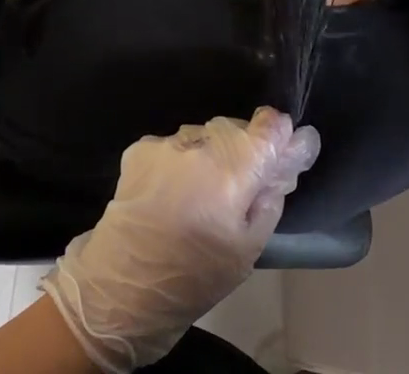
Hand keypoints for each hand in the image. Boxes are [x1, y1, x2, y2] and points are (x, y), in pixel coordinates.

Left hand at [42, 108, 319, 372]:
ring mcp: (166, 143)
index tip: (281, 154)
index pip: (270, 123)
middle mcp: (200, 144)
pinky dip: (181, 161)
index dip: (281, 136)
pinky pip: (175, 145)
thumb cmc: (196, 275)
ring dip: (212, 154)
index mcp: (233, 169)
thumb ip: (271, 196)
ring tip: (201, 195)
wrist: (123, 286)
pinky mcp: (139, 148)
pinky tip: (172, 193)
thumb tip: (285, 161)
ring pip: (205, 135)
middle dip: (246, 150)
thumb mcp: (249, 247)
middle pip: (237, 128)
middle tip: (239, 189)